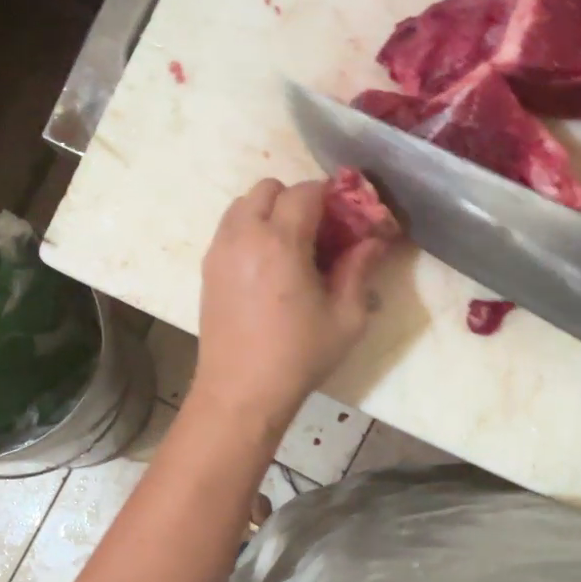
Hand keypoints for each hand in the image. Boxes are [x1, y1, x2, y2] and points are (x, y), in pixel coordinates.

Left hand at [192, 178, 386, 425]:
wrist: (240, 393)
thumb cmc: (298, 357)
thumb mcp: (345, 318)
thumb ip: (360, 271)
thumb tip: (373, 241)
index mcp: (280, 242)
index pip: (306, 191)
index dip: (331, 198)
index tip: (347, 220)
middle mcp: (243, 236)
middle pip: (269, 188)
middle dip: (296, 200)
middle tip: (318, 234)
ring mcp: (219, 252)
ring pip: (243, 205)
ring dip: (269, 213)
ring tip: (291, 249)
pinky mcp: (207, 271)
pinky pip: (229, 230)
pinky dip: (249, 232)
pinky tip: (267, 268)